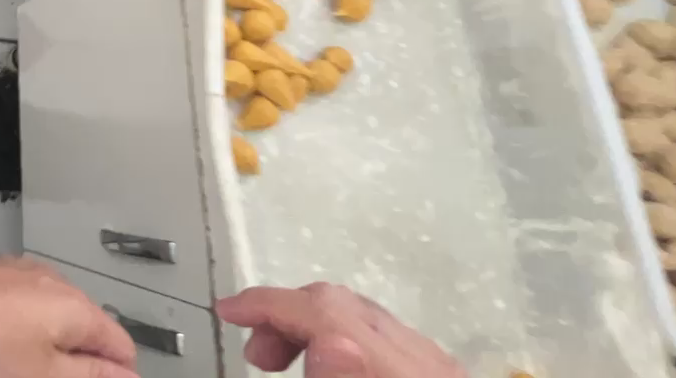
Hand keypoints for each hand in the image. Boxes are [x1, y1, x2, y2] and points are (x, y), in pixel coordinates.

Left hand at [0, 258, 138, 377]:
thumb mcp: (48, 374)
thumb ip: (92, 377)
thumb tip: (127, 377)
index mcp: (78, 306)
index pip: (122, 346)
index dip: (113, 375)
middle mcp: (58, 280)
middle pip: (91, 328)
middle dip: (81, 360)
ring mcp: (28, 270)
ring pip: (60, 314)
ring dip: (55, 342)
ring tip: (27, 364)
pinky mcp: (3, 270)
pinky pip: (33, 301)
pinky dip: (31, 323)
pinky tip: (7, 339)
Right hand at [217, 283, 466, 377]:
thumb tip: (327, 339)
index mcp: (400, 371)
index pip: (326, 313)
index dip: (266, 305)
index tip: (224, 312)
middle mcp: (430, 364)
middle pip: (344, 305)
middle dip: (285, 313)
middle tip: (256, 355)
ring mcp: (446, 370)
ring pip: (368, 316)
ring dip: (312, 324)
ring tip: (285, 361)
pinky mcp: (450, 376)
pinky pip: (392, 338)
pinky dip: (347, 338)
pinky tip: (335, 366)